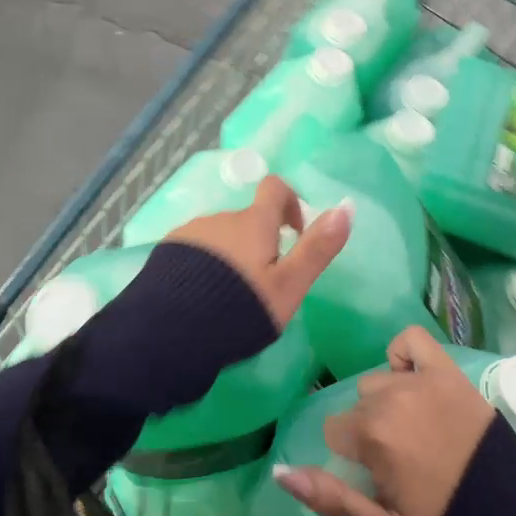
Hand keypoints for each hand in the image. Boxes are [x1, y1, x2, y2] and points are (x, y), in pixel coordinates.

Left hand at [163, 174, 350, 326]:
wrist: (173, 327)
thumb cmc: (240, 307)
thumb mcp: (288, 285)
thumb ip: (316, 248)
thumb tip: (346, 208)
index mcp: (253, 222)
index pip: (274, 188)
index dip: (290, 203)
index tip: (294, 234)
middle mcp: (221, 217)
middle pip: (248, 219)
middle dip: (260, 242)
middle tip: (264, 286)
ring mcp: (192, 232)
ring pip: (222, 235)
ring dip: (233, 255)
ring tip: (232, 297)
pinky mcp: (169, 249)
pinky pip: (197, 249)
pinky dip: (206, 264)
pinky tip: (203, 297)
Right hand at [273, 326, 495, 515]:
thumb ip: (329, 497)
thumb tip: (279, 470)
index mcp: (372, 434)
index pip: (336, 430)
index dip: (355, 457)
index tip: (380, 478)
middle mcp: (393, 397)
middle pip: (360, 405)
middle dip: (372, 431)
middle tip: (402, 464)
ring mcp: (426, 382)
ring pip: (382, 380)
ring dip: (390, 403)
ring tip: (417, 436)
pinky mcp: (453, 376)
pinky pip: (412, 341)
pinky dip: (404, 355)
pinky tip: (413, 382)